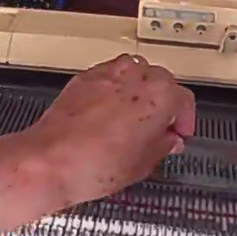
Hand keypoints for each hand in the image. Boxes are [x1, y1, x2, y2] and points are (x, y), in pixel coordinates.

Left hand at [11, 55, 196, 207]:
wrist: (51, 161)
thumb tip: (168, 141)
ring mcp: (109, 73)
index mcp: (160, 94)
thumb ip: (163, 145)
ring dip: (141, 89)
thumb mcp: (143, 163)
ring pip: (136, 72)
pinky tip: (111, 111)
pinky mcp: (86, 77)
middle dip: (165, 102)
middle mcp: (136, 76)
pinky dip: (116, 88)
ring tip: (136, 116)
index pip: (184, 99)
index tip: (180, 132)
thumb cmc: (93, 163)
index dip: (185, 119)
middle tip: (161, 127)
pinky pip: (110, 75)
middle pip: (162, 80)